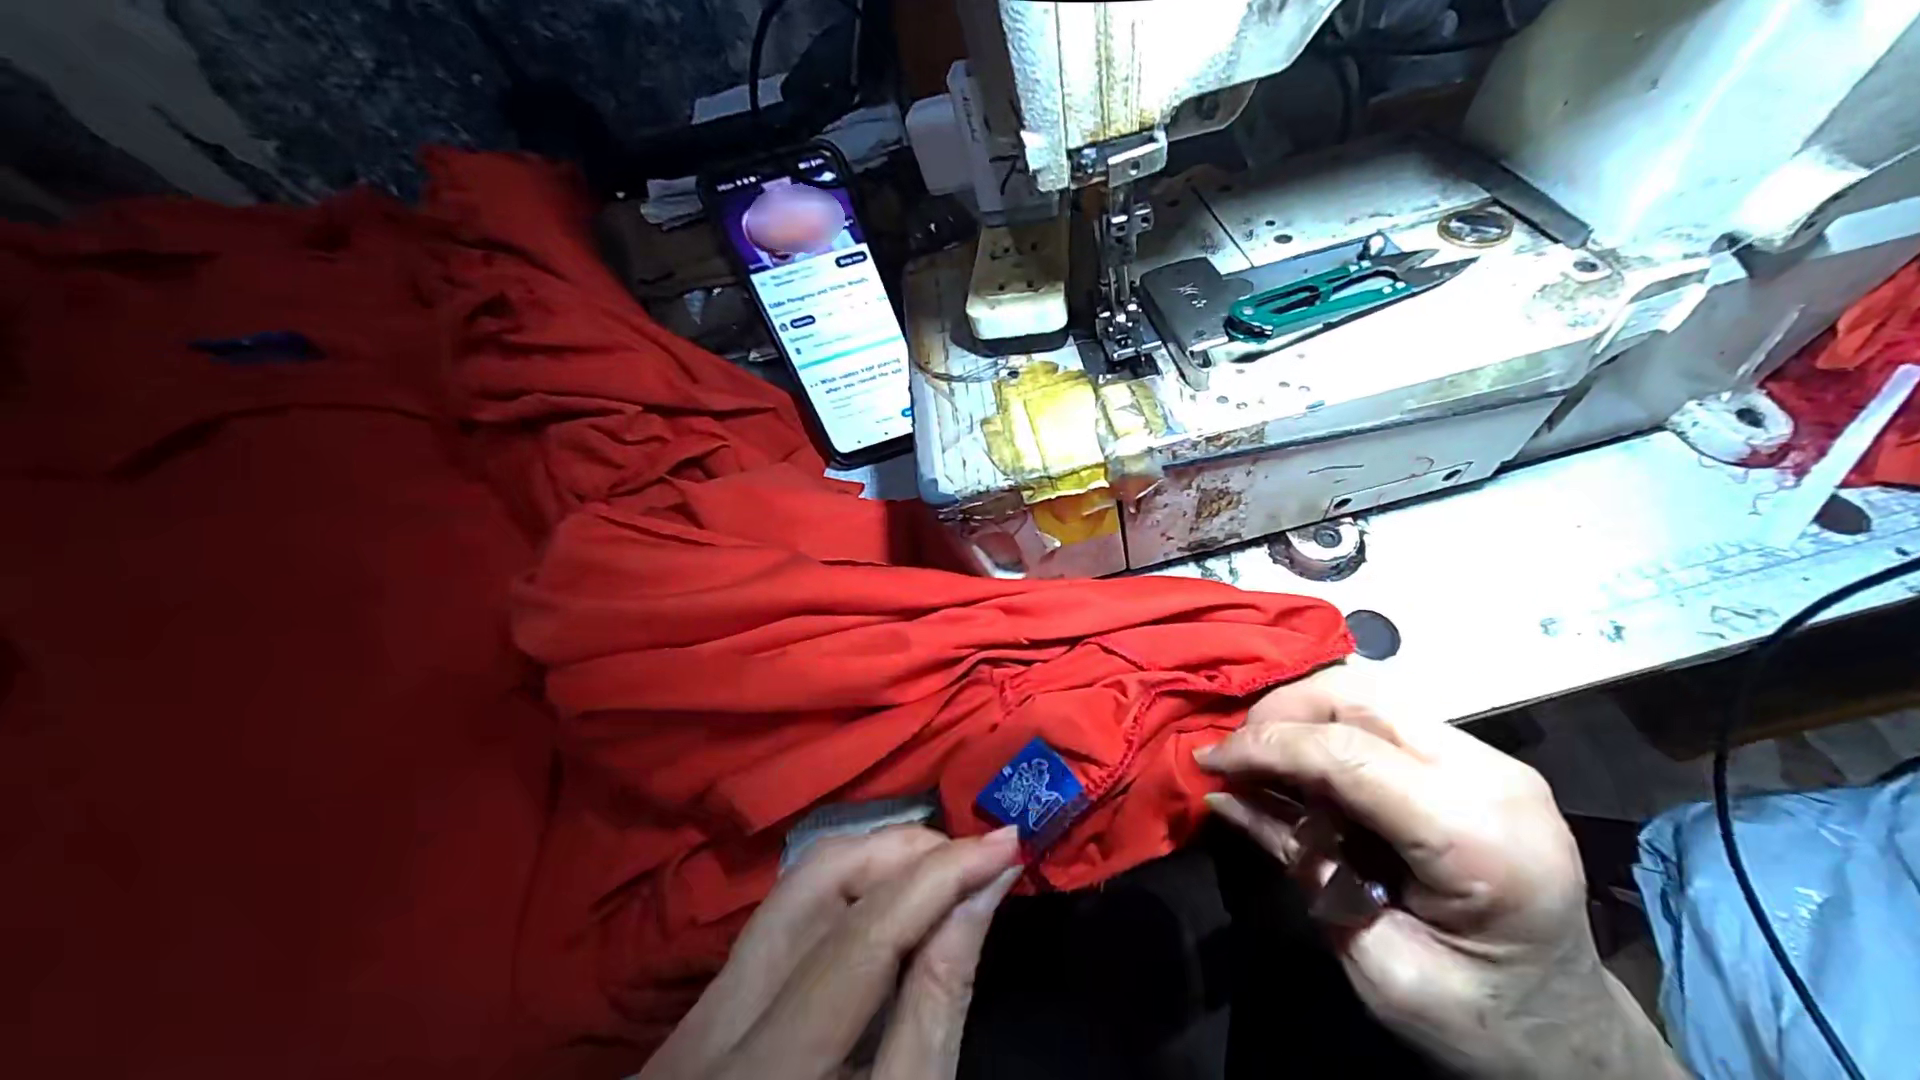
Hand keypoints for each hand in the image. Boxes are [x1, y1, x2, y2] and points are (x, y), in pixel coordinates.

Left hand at [640, 825, 1021, 1079]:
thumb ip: (940, 997)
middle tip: (971, 857)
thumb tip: (984, 885)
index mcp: (766, 1068)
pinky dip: (851, 887)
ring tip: (942, 870)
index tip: (1006, 841)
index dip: (940, 875)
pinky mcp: (711, 997)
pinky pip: (787, 909)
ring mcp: (703, 1004)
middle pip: (818, 878)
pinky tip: (895, 896)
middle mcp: (714, 1019)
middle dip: (905, 851)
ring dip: (879, 860)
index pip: (864, 933)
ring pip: (799, 881)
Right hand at [1197, 666, 1684, 1079]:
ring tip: (1263, 761)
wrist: (1570, 1035)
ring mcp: (1491, 760)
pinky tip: (1306, 768)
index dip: (1265, 746)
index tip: (1209, 760)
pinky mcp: (1477, 758)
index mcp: (1479, 839)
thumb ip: (1300, 863)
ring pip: (1367, 692)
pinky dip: (1328, 727)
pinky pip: (1383, 715)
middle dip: (1279, 714)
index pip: (1347, 753)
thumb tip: (1221, 796)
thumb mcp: (1374, 960)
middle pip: (1359, 696)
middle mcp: (1493, 777)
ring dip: (1300, 716)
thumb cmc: (1477, 1020)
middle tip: (1235, 757)